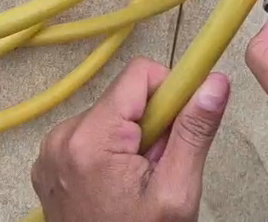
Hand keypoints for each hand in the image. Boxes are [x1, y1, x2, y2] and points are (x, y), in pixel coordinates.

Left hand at [31, 58, 229, 221]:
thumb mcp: (176, 193)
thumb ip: (194, 132)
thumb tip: (214, 83)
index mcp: (90, 139)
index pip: (140, 73)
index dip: (169, 93)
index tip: (180, 124)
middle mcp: (62, 137)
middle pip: (127, 95)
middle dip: (152, 124)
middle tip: (158, 167)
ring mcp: (53, 151)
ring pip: (114, 113)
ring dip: (134, 138)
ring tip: (138, 182)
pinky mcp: (53, 161)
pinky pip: (97, 132)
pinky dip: (115, 150)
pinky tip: (120, 185)